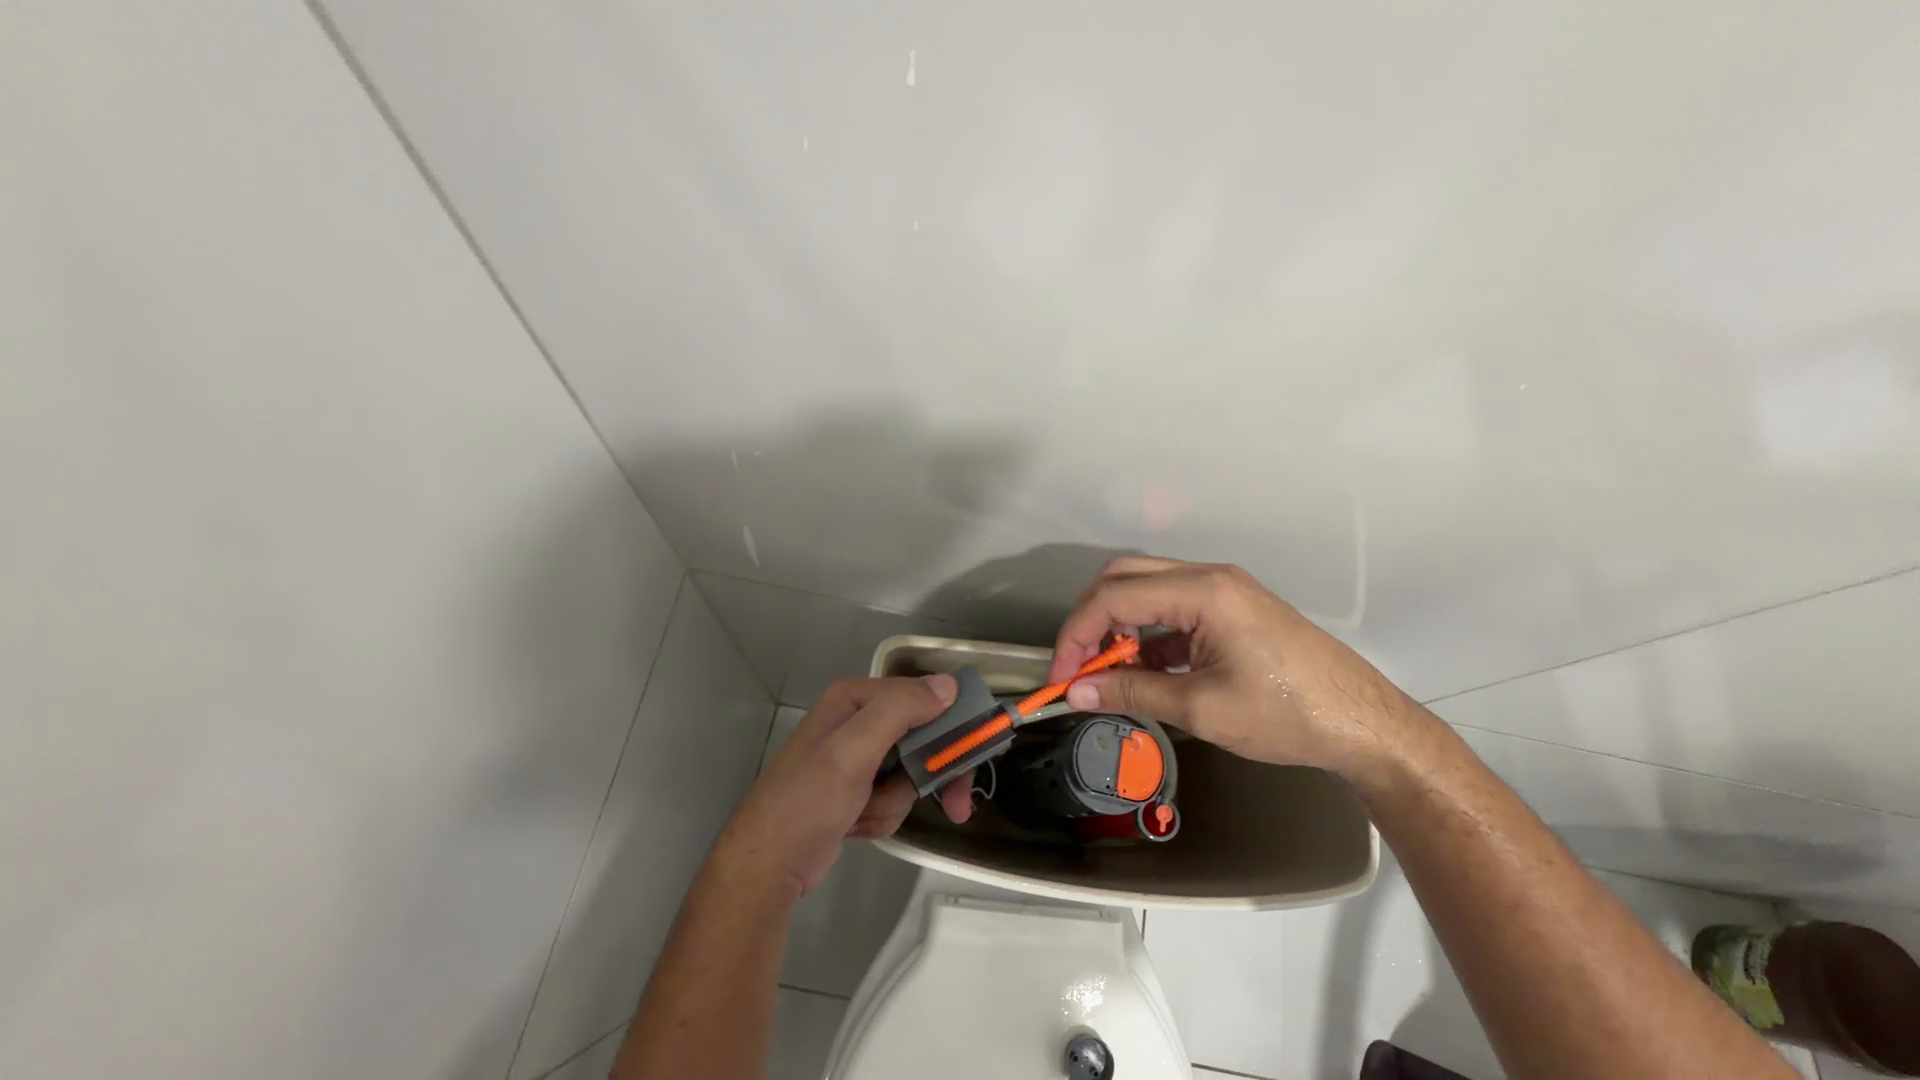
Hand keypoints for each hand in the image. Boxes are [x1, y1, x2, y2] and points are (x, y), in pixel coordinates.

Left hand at [716, 675, 974, 895]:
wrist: (767, 865)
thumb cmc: (807, 801)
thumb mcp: (853, 750)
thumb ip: (899, 711)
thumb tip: (948, 685)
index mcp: (854, 699)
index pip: (922, 696)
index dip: (952, 724)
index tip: (975, 753)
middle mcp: (857, 722)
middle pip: (922, 737)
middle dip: (929, 776)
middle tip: (958, 808)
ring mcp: (856, 759)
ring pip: (910, 775)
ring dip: (895, 802)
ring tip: (863, 815)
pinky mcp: (856, 792)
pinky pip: (892, 799)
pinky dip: (881, 816)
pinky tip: (854, 826)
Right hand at [1051, 556, 1424, 783]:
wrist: (1360, 721)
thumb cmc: (1284, 714)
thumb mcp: (1200, 708)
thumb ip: (1132, 692)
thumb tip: (1076, 692)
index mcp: (1203, 591)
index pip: (1114, 598)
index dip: (1076, 636)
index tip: (1060, 677)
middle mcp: (1210, 577)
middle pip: (1125, 578)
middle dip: (1091, 620)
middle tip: (1076, 666)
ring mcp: (1224, 589)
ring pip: (1147, 588)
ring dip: (1119, 625)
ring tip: (1108, 672)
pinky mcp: (1233, 608)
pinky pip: (1173, 606)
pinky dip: (1148, 632)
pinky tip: (1145, 669)